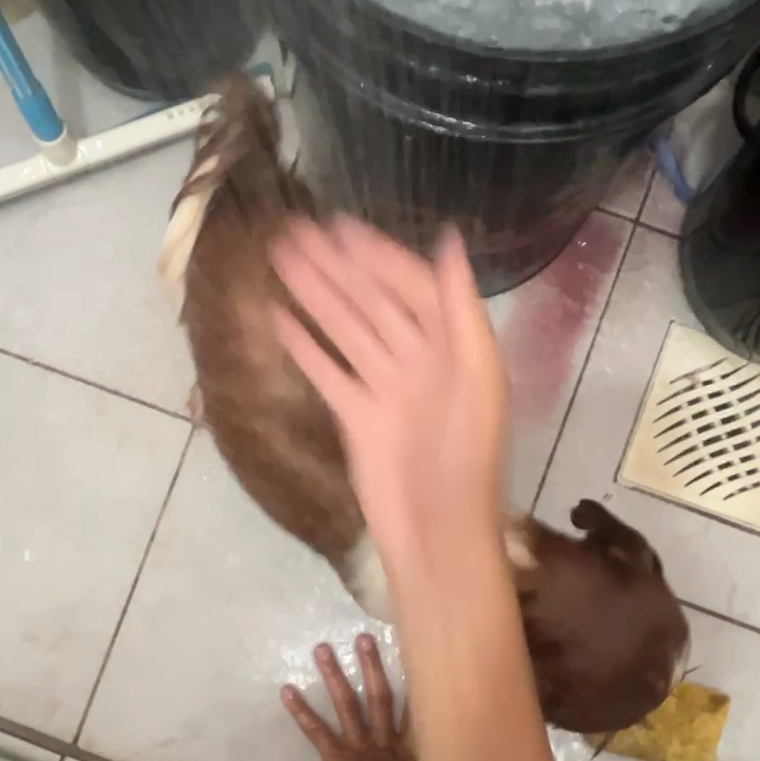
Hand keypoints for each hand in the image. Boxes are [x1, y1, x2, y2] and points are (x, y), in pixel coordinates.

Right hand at [271, 217, 509, 574]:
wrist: (437, 534)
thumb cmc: (466, 461)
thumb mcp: (480, 382)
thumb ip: (463, 312)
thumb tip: (449, 241)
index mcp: (453, 348)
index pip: (411, 288)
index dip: (378, 256)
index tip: (340, 227)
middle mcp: (417, 361)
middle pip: (372, 303)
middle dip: (336, 267)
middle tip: (294, 232)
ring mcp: (384, 389)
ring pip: (346, 331)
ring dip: (315, 295)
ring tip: (280, 259)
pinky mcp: (356, 419)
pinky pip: (328, 373)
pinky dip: (305, 347)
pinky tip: (279, 317)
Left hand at [282, 634, 419, 760]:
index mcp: (408, 760)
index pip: (414, 718)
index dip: (415, 689)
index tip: (414, 662)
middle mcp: (387, 746)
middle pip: (381, 698)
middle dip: (372, 667)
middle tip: (362, 637)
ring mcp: (361, 747)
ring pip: (349, 704)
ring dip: (335, 675)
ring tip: (322, 648)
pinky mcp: (337, 756)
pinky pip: (317, 730)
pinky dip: (301, 711)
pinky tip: (286, 690)